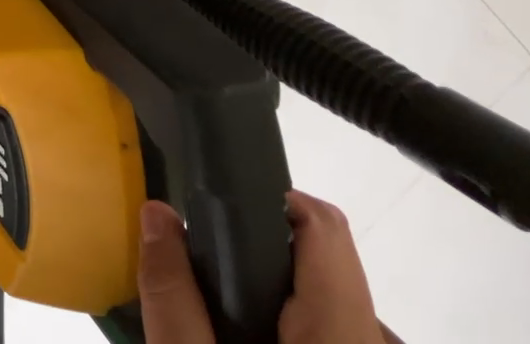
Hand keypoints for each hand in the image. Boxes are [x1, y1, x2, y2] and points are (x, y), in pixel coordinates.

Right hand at [138, 193, 390, 343]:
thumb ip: (173, 296)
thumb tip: (158, 211)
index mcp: (342, 331)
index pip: (322, 224)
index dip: (264, 199)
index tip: (209, 211)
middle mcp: (370, 339)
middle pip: (323, 258)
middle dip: (258, 251)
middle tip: (204, 279)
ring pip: (326, 297)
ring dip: (271, 290)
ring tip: (218, 320)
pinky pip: (331, 326)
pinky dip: (288, 320)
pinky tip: (244, 340)